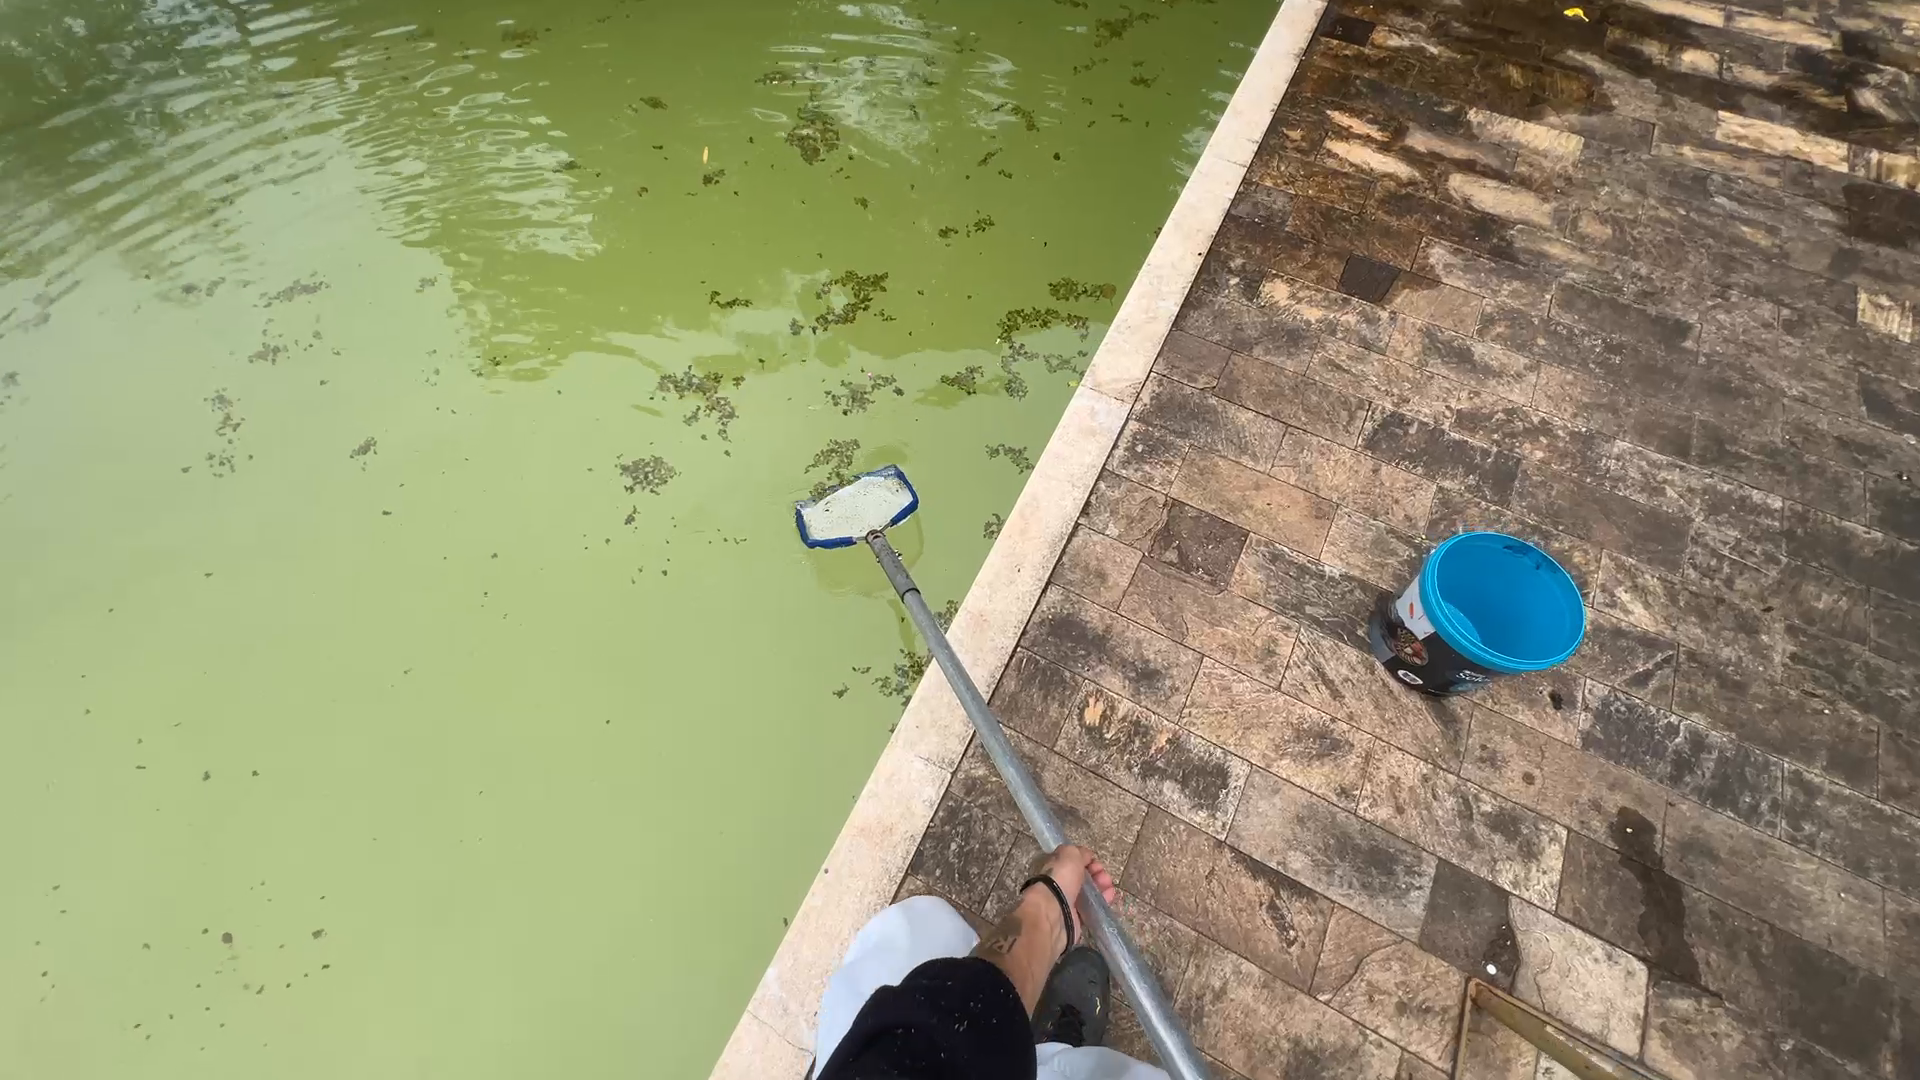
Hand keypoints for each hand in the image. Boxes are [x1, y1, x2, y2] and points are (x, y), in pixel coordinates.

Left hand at [1029, 843, 1115, 944]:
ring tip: (1109, 887)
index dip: (1085, 860)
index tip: (1095, 862)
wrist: (1055, 912)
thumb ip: (1079, 853)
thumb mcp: (1070, 854)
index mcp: (1053, 867)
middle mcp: (1058, 884)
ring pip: (1087, 893)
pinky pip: (1091, 908)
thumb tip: (1086, 856)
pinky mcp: (1075, 919)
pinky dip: (1101, 902)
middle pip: (1081, 877)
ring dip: (1101, 887)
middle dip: (1096, 874)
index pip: (1071, 861)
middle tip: (1105, 876)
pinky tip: (1109, 897)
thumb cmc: (1060, 878)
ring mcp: (1066, 902)